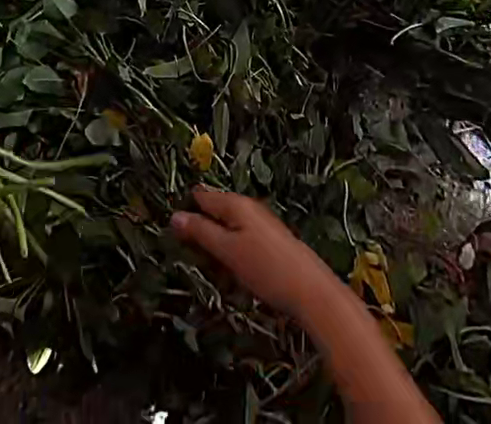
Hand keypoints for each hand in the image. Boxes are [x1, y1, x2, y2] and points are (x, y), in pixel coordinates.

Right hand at [171, 188, 330, 314]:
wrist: (316, 295)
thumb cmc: (268, 269)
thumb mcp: (227, 251)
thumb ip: (200, 231)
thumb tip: (174, 216)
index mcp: (235, 203)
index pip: (200, 196)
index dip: (185, 211)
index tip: (174, 232)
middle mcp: (249, 208)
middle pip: (215, 210)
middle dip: (201, 229)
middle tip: (192, 254)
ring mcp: (263, 224)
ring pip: (229, 227)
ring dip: (218, 244)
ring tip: (214, 267)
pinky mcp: (273, 242)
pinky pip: (243, 239)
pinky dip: (234, 251)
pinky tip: (236, 272)